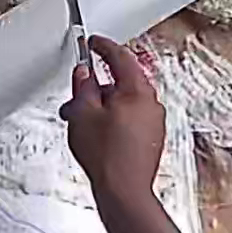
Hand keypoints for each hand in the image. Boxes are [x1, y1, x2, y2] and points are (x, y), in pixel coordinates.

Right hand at [61, 35, 166, 201]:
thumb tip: (84, 74)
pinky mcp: (151, 138)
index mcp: (136, 91)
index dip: (103, 47)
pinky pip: (130, 118)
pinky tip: (97, 136)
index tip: (93, 43)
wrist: (123, 190)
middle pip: (121, 82)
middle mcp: (150, 103)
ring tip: (82, 123)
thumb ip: (83, 88)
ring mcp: (153, 121)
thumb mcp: (82, 114)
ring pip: (124, 102)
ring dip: (103, 106)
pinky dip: (113, 120)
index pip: (120, 57)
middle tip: (77, 96)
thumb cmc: (106, 156)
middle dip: (96, 87)